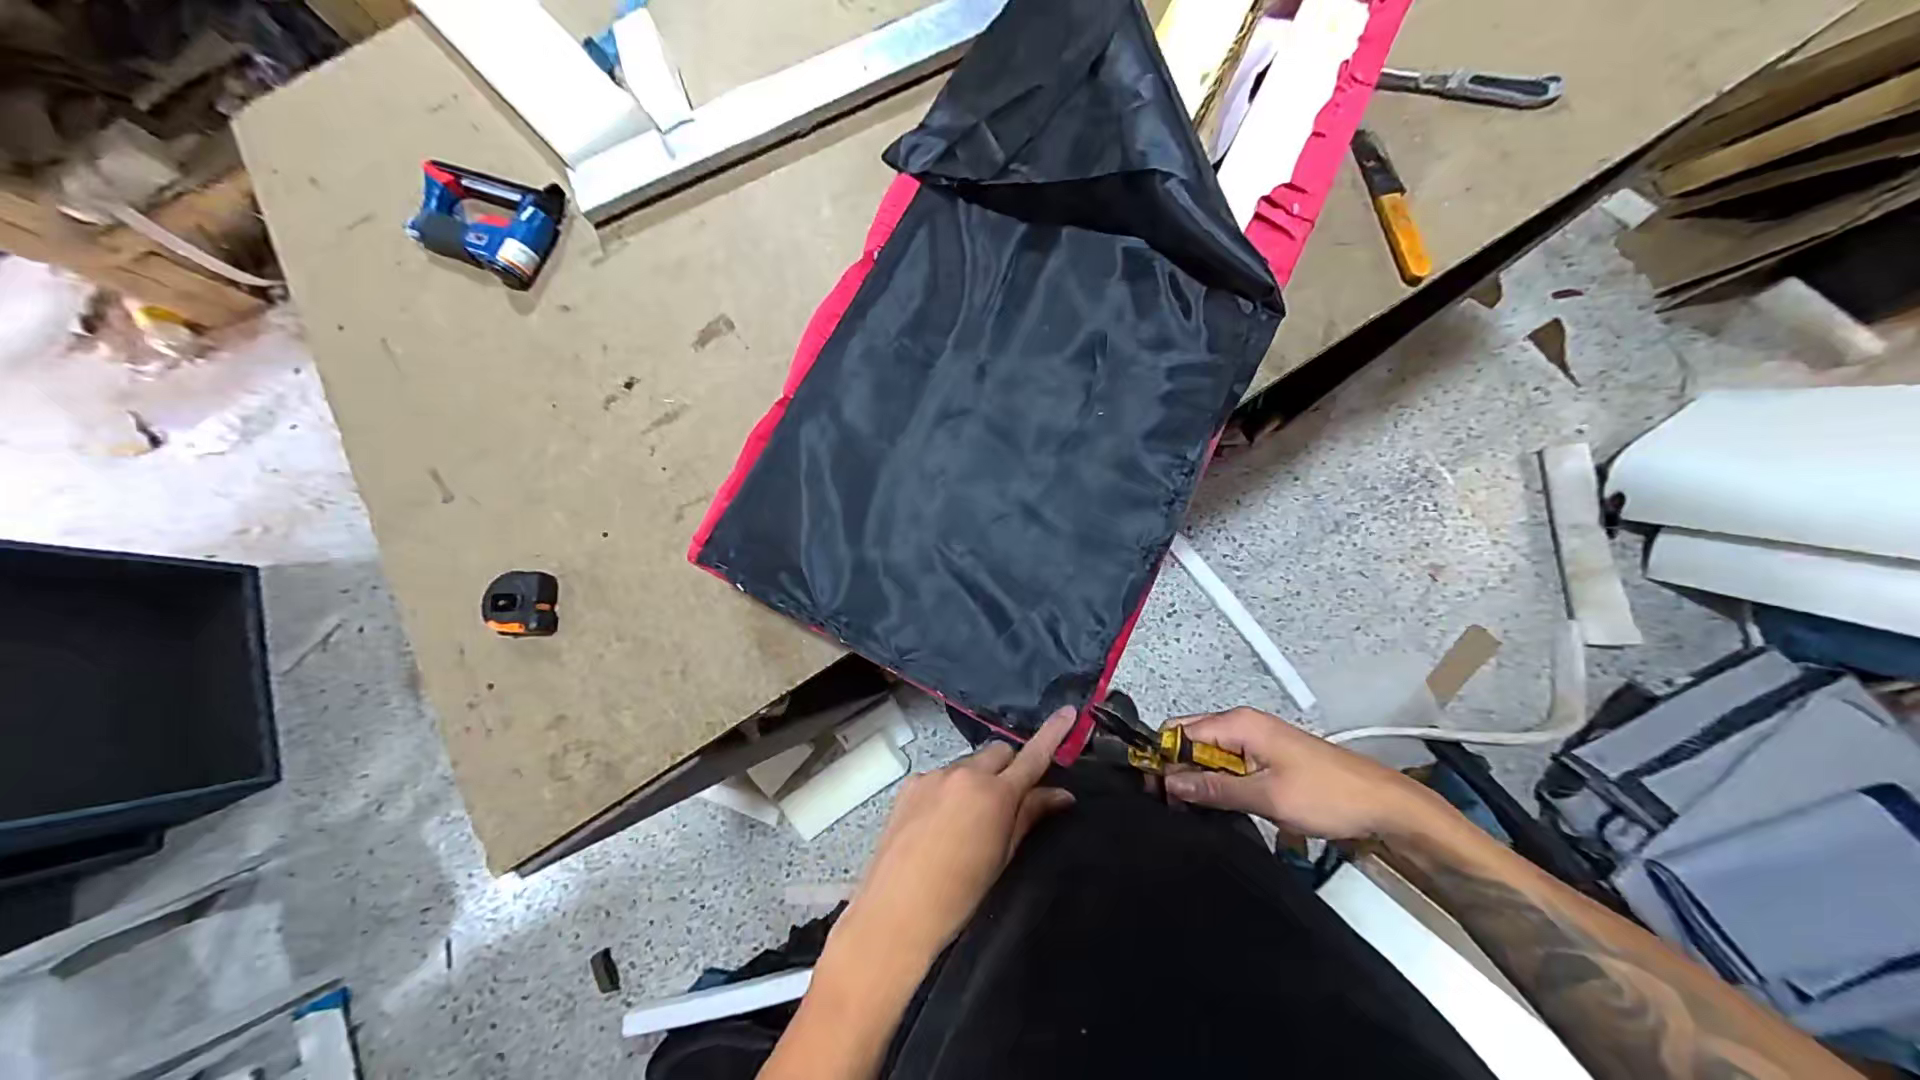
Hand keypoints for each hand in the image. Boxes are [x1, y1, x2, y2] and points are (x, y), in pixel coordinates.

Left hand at [830, 706, 1077, 964]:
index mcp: (995, 794)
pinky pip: (941, 776)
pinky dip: (950, 790)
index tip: (1068, 711)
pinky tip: (942, 821)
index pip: (1033, 756)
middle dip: (1010, 767)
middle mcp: (964, 774)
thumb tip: (1061, 794)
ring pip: (969, 764)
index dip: (1053, 733)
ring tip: (969, 819)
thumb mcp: (1004, 856)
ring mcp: (934, 776)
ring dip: (977, 779)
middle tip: (1009, 799)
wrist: (897, 910)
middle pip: (999, 752)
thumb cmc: (960, 894)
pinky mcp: (911, 784)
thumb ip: (1030, 816)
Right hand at [1161, 707, 1450, 839]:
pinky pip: (1228, 764)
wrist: (1384, 805)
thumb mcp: (1266, 797)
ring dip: (1199, 779)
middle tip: (1176, 806)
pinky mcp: (1266, 757)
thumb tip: (1172, 784)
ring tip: (1198, 810)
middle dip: (1178, 770)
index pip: (1180, 731)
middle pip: (1190, 740)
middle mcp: (1243, 725)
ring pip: (1208, 755)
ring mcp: (1255, 741)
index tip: (1158, 791)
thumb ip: (1214, 789)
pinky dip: (1219, 782)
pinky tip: (1221, 805)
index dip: (1163, 759)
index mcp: (1239, 724)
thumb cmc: (1329, 795)